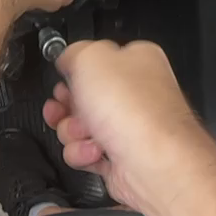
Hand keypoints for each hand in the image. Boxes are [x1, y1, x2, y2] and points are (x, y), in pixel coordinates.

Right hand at [42, 40, 215, 215]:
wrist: (152, 162)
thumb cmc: (135, 112)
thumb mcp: (92, 59)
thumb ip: (74, 52)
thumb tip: (66, 59)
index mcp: (134, 62)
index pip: (94, 62)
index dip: (72, 73)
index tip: (62, 81)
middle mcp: (134, 95)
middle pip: (82, 99)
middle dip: (67, 107)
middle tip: (68, 109)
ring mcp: (127, 128)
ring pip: (79, 129)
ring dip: (73, 133)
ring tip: (86, 133)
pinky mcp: (119, 157)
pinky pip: (86, 154)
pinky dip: (84, 155)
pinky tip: (95, 152)